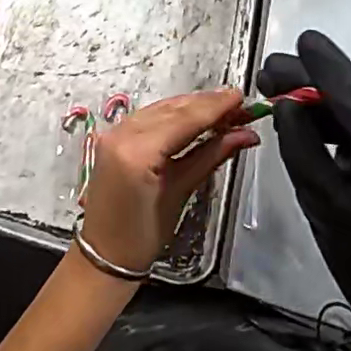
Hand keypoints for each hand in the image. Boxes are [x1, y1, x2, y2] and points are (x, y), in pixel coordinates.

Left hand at [80, 89, 259, 272]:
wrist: (104, 254)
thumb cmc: (143, 234)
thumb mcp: (180, 192)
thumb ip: (211, 155)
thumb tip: (245, 134)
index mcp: (138, 151)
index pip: (184, 119)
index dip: (215, 106)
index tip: (241, 96)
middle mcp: (123, 133)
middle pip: (172, 109)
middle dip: (206, 105)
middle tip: (239, 104)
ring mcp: (115, 133)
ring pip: (161, 109)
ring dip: (191, 107)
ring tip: (223, 108)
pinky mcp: (113, 136)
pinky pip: (148, 116)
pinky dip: (173, 114)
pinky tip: (194, 116)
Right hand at [259, 31, 350, 350]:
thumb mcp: (325, 206)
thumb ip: (304, 152)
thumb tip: (287, 106)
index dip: (327, 67)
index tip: (304, 39)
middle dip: (312, 82)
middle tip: (269, 69)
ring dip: (315, 102)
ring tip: (274, 88)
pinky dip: (326, 126)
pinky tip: (300, 119)